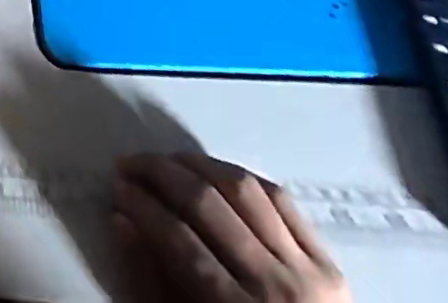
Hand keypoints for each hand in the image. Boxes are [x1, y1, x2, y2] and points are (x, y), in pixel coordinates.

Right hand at [114, 154, 350, 302]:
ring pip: (244, 191)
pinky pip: (282, 200)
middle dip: (161, 174)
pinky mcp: (330, 263)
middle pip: (207, 205)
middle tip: (131, 163)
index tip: (117, 186)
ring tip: (169, 160)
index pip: (178, 240)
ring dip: (199, 165)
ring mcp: (308, 272)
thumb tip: (123, 220)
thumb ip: (151, 286)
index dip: (142, 206)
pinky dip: (244, 178)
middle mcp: (274, 287)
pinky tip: (217, 171)